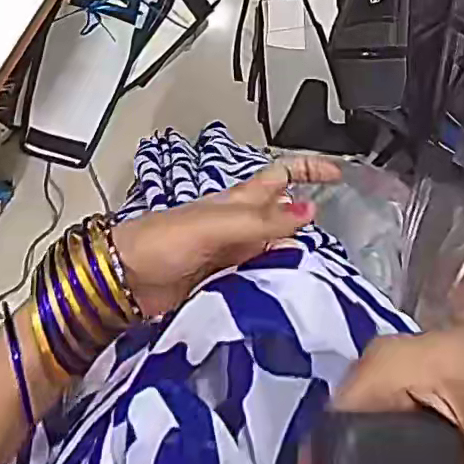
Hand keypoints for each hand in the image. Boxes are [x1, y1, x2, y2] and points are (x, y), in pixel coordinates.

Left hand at [111, 155, 339, 314]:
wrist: (125, 279)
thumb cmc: (163, 240)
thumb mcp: (216, 224)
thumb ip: (261, 222)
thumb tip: (308, 212)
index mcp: (238, 199)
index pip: (281, 175)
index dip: (308, 169)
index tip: (338, 172)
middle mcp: (239, 223)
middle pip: (282, 212)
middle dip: (307, 214)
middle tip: (337, 229)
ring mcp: (231, 252)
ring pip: (274, 246)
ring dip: (295, 253)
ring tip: (322, 268)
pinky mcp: (223, 281)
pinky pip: (259, 277)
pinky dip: (276, 281)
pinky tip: (289, 293)